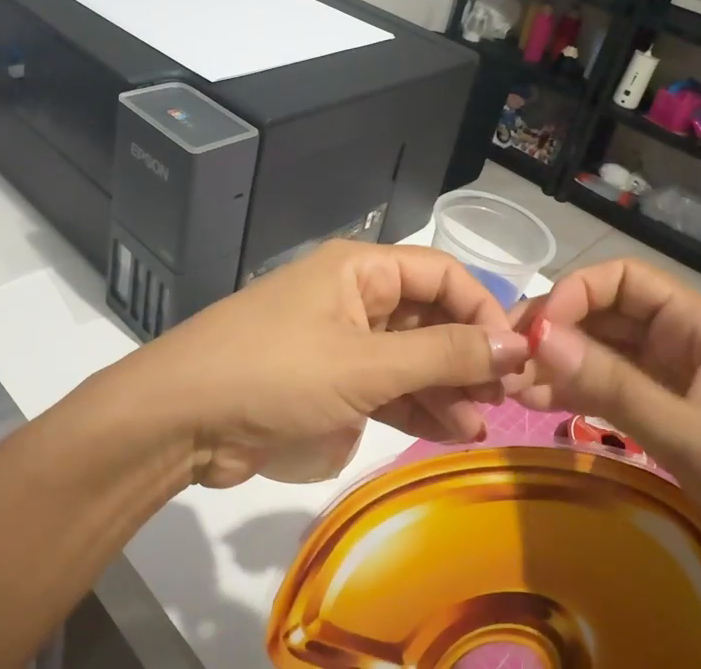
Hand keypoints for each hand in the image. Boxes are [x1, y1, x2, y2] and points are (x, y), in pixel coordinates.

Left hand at [117, 241, 530, 488]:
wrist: (182, 419)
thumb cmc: (275, 374)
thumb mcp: (365, 365)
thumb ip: (444, 356)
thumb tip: (517, 344)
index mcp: (359, 270)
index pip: (442, 274)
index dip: (484, 310)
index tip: (518, 357)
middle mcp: (354, 298)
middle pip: (429, 318)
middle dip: (469, 355)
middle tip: (507, 399)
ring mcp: (339, 343)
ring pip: (410, 358)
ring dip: (447, 388)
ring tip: (480, 425)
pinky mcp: (327, 385)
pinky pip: (385, 388)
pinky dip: (416, 407)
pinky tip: (449, 431)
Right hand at [513, 259, 700, 626]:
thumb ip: (618, 390)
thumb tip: (538, 337)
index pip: (623, 280)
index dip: (572, 295)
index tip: (533, 336)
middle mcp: (691, 347)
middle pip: (610, 318)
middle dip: (557, 333)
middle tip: (505, 365)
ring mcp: (687, 389)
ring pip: (610, 360)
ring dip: (563, 369)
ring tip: (514, 393)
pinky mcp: (686, 428)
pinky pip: (623, 399)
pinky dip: (584, 401)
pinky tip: (547, 413)